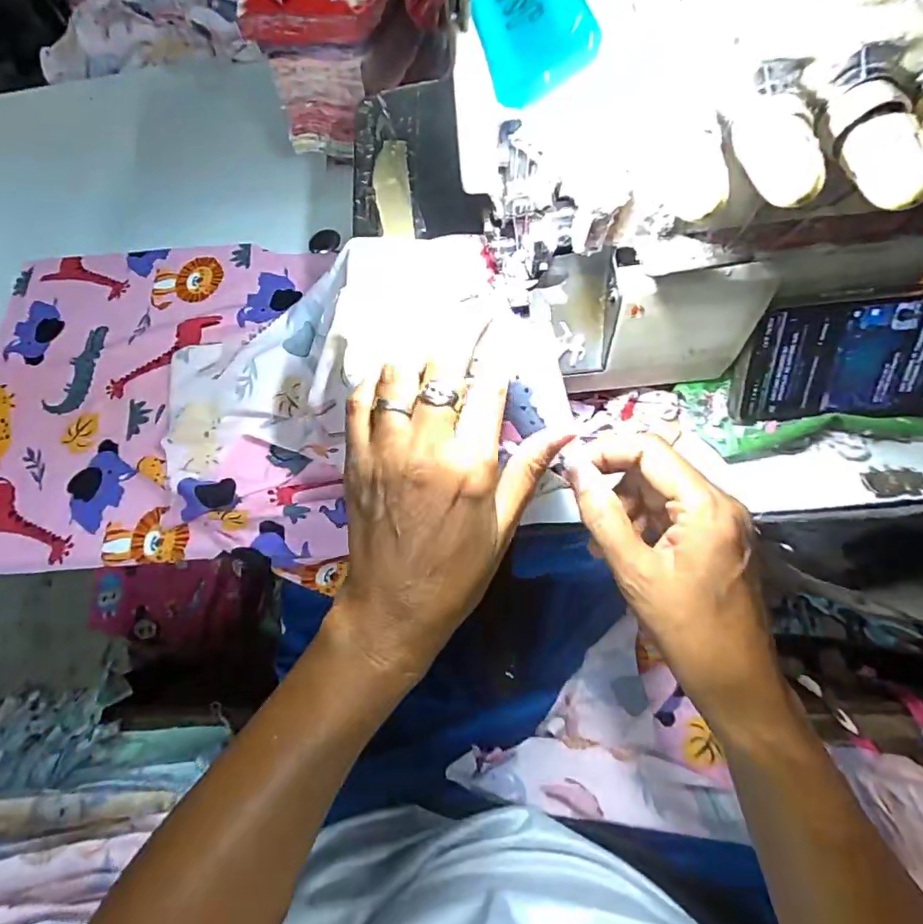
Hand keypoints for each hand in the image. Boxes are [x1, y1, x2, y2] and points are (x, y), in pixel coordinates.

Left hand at [331, 321, 574, 680]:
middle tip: (468, 316)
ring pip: (395, 380)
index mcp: (471, 466)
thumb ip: (528, 470)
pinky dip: (371, 383)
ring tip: (426, 343)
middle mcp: (427, 448)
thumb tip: (566, 430)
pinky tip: (383, 374)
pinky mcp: (356, 459)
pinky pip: (358, 406)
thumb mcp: (503, 527)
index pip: (487, 390)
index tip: (501, 332)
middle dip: (457, 336)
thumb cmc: (457, 573)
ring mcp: (385, 451)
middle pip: (440, 373)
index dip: (496, 354)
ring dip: (413, 355)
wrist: (394, 607)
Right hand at [565, 434, 790, 728]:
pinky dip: (642, 523)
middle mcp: (720, 502)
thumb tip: (575, 468)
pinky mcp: (718, 539)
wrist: (737, 682)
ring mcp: (722, 521)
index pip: (649, 449)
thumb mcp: (633, 569)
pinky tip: (623, 551)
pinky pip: (672, 513)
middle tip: (583, 511)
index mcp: (706, 505)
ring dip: (624, 506)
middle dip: (613, 483)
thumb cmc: (685, 628)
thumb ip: (601, 513)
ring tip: (601, 542)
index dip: (606, 450)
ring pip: (660, 490)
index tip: (573, 472)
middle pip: (655, 467)